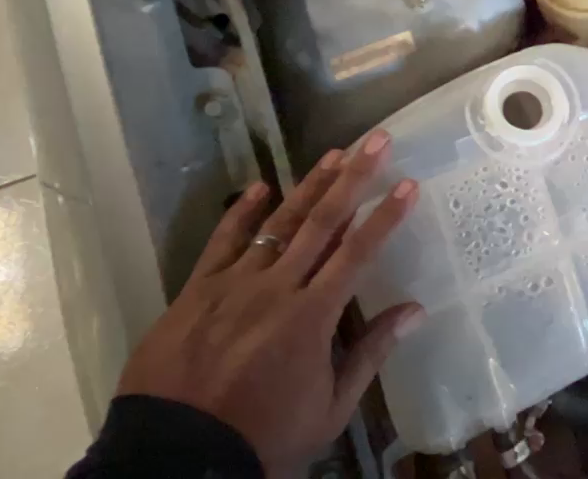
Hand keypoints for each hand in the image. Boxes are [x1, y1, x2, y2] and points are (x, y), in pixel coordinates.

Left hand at [115, 131, 423, 476]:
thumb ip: (371, 353)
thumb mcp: (329, 409)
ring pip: (278, 224)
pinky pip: (221, 244)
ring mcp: (232, 287)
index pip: (358, 252)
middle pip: (322, 222)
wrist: (171, 463)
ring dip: (309, 185)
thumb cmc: (263, 438)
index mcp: (312, 317)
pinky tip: (260, 187)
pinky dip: (241, 214)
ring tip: (334, 152)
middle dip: (354, 178)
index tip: (408, 183)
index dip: (387, 215)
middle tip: (377, 140)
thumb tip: (416, 309)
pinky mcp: (194, 294)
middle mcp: (276, 290)